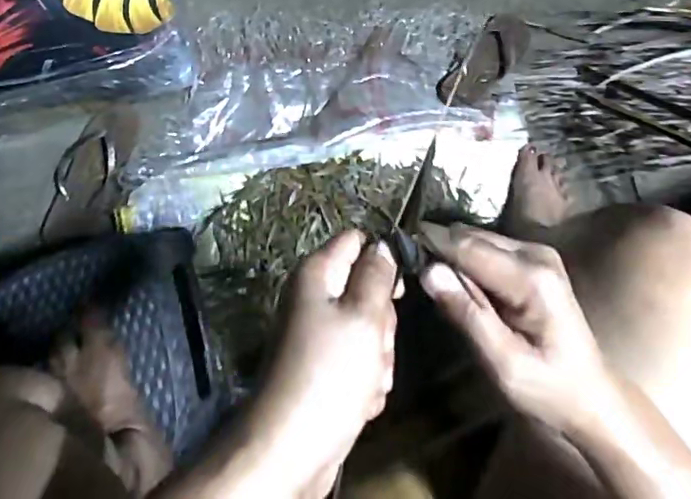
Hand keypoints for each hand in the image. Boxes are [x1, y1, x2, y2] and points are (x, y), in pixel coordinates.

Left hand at [252, 231, 398, 494]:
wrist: (291, 449)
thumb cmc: (328, 374)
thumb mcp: (363, 317)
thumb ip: (377, 276)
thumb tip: (383, 244)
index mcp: (317, 273)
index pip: (357, 241)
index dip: (383, 258)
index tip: (398, 289)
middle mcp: (315, 297)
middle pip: (368, 288)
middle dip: (382, 320)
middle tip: (374, 344)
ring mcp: (319, 333)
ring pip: (369, 328)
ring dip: (378, 356)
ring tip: (367, 379)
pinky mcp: (325, 367)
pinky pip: (360, 360)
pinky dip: (366, 379)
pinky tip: (361, 399)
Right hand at [418, 224, 617, 438]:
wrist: (593, 397)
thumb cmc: (550, 390)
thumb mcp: (504, 365)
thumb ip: (467, 315)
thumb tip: (428, 271)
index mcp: (532, 278)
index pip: (468, 247)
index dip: (431, 244)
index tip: (397, 246)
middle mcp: (536, 253)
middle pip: (471, 237)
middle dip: (439, 248)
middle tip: (407, 266)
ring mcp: (537, 252)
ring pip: (477, 238)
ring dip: (452, 253)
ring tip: (426, 274)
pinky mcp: (534, 259)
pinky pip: (488, 248)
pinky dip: (467, 259)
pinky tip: (457, 283)